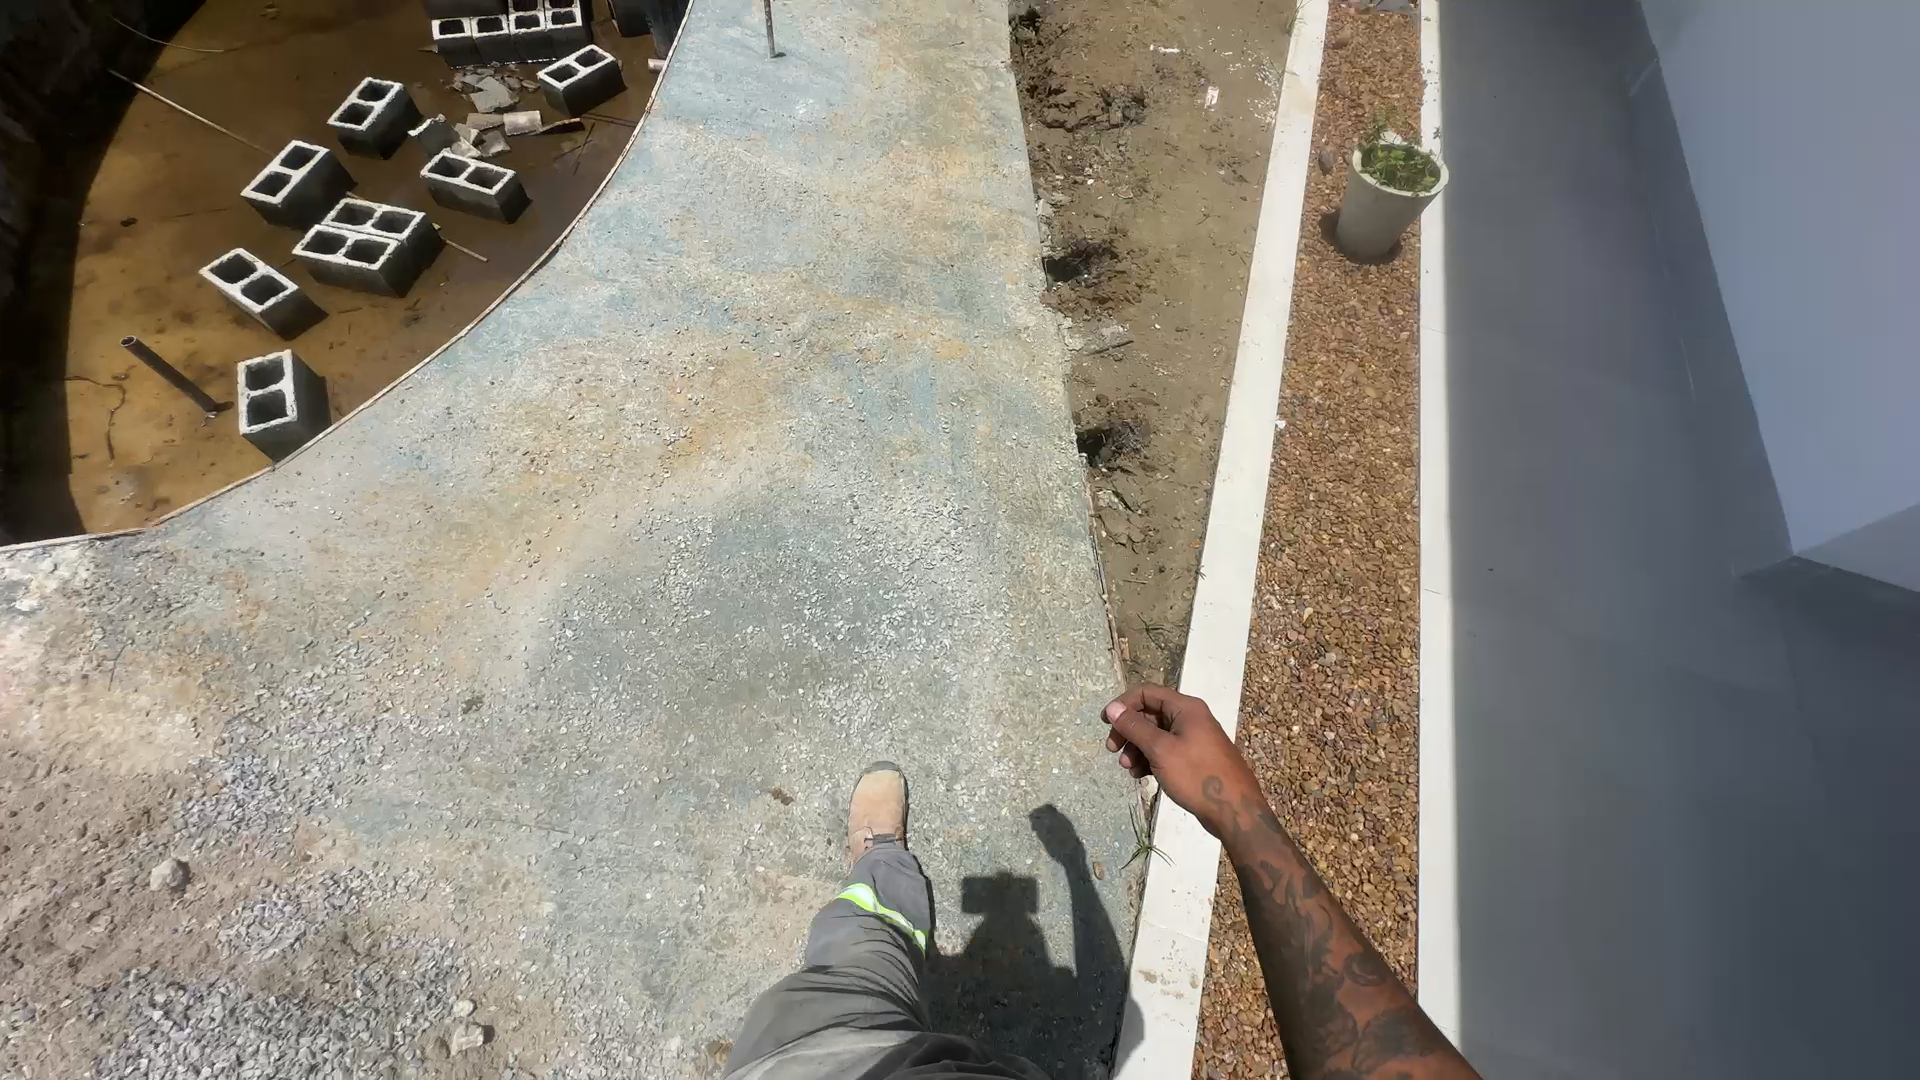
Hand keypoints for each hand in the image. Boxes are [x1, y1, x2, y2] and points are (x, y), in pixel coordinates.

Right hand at [1103, 685, 1263, 839]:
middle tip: (1112, 750)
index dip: (1123, 705)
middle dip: (1128, 731)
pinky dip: (1150, 759)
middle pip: (1149, 715)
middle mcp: (1190, 718)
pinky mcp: (1194, 759)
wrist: (1235, 812)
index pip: (1146, 693)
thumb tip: (1112, 708)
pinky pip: (1165, 751)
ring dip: (1137, 748)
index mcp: (1185, 708)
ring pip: (1155, 735)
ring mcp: (1193, 739)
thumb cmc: (1197, 775)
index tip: (1105, 723)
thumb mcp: (1160, 749)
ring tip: (1129, 769)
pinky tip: (1142, 775)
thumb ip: (1134, 727)